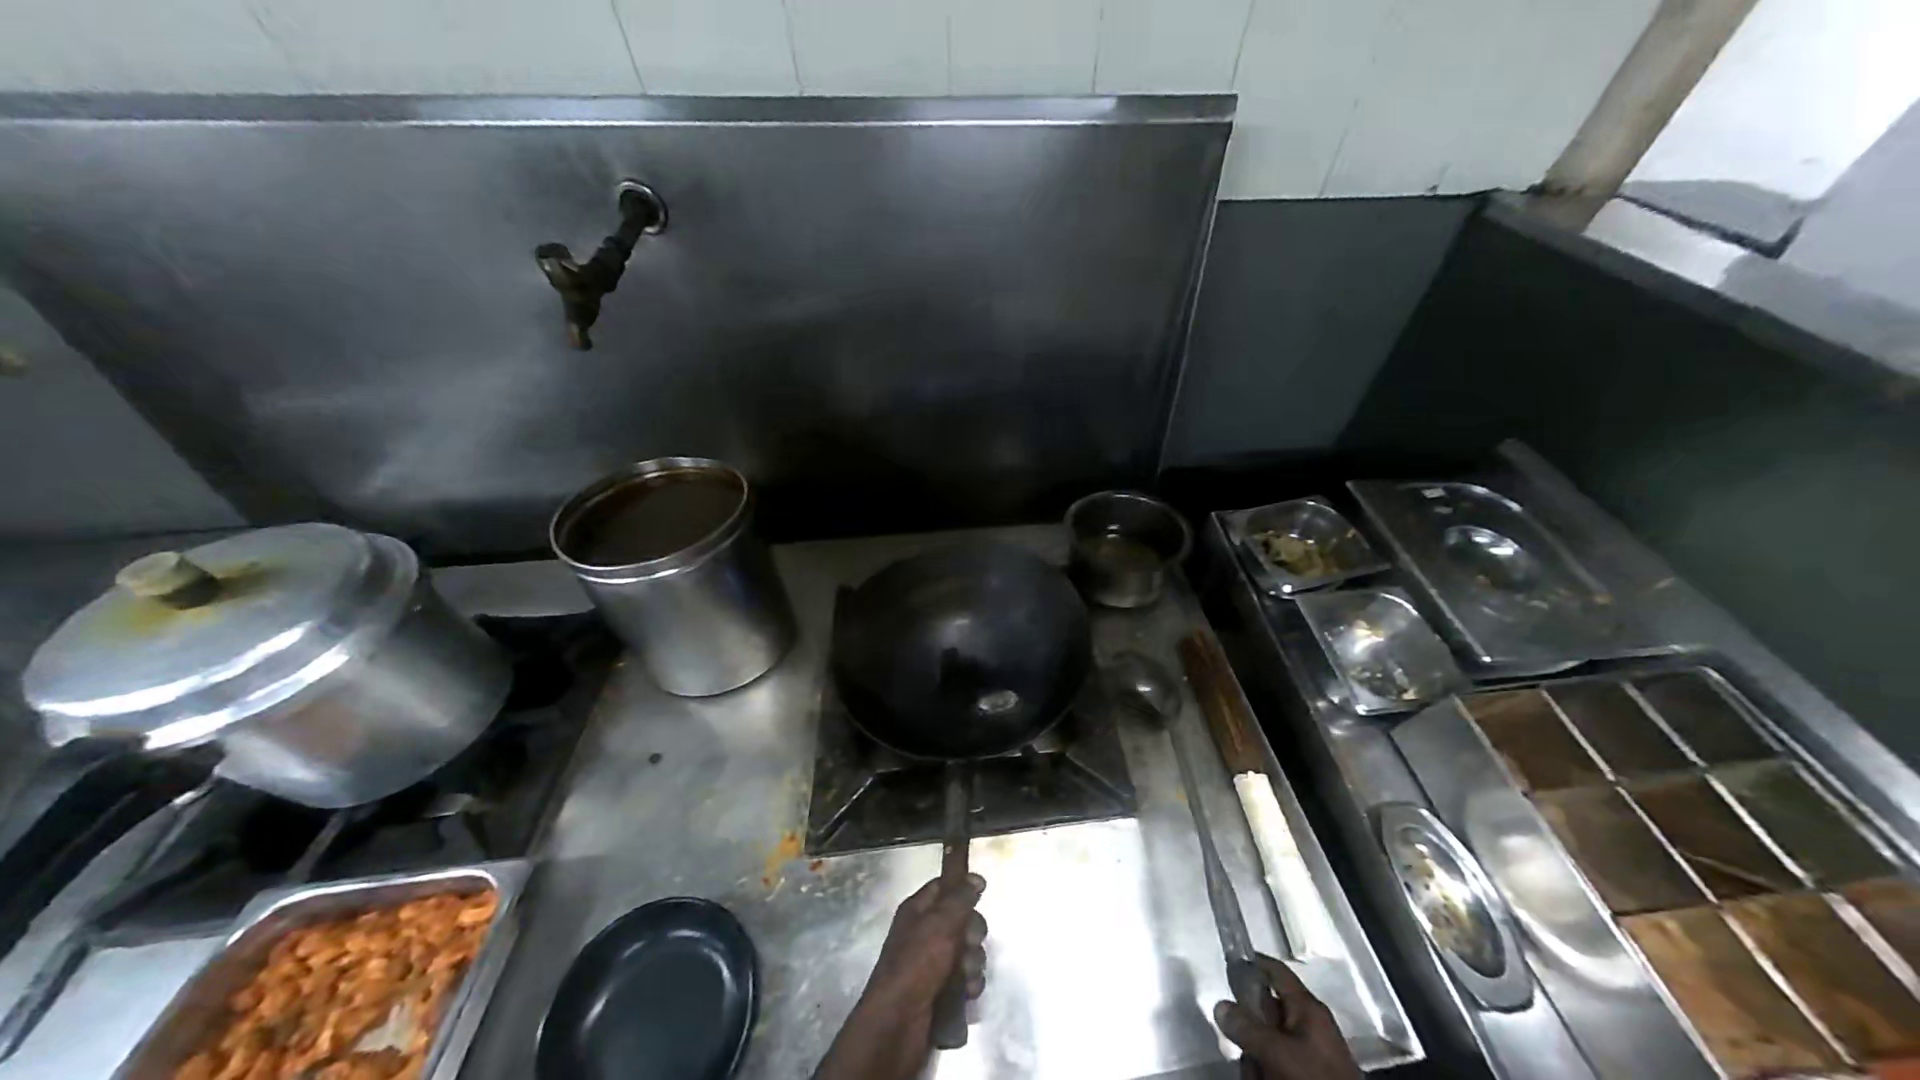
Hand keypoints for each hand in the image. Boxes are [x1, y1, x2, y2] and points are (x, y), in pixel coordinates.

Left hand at [814, 874, 987, 1079]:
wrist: (898, 1023)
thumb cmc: (917, 964)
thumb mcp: (940, 923)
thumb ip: (960, 898)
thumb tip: (975, 878)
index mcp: (918, 910)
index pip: (943, 886)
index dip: (962, 886)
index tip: (982, 890)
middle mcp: (925, 933)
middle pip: (962, 920)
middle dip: (973, 932)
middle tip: (968, 942)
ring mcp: (933, 963)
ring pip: (968, 950)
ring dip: (973, 962)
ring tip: (964, 975)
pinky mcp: (942, 989)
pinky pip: (967, 977)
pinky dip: (970, 984)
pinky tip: (967, 993)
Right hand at [1214, 954, 1361, 1079]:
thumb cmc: (1313, 1077)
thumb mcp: (1275, 1050)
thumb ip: (1246, 1026)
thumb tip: (1221, 1005)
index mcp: (1308, 1007)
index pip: (1276, 970)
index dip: (1252, 962)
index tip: (1229, 963)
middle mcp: (1310, 1022)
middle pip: (1267, 1009)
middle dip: (1249, 1025)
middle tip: (1237, 1038)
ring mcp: (1312, 1049)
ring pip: (1269, 1038)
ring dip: (1255, 1053)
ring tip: (1256, 1071)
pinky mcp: (1311, 1070)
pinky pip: (1278, 1060)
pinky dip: (1266, 1069)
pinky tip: (1264, 1078)